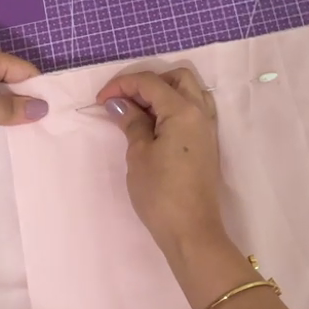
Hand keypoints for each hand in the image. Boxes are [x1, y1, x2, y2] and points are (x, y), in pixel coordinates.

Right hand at [96, 69, 229, 259]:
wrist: (191, 231)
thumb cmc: (160, 193)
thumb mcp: (139, 154)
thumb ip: (131, 122)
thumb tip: (119, 103)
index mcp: (183, 110)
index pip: (150, 82)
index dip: (122, 85)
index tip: (100, 100)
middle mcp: (201, 112)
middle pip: (176, 77)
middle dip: (147, 83)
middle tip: (123, 101)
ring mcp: (208, 127)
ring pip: (189, 91)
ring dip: (163, 92)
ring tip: (139, 111)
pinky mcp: (208, 142)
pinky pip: (194, 108)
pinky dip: (174, 106)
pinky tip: (156, 123)